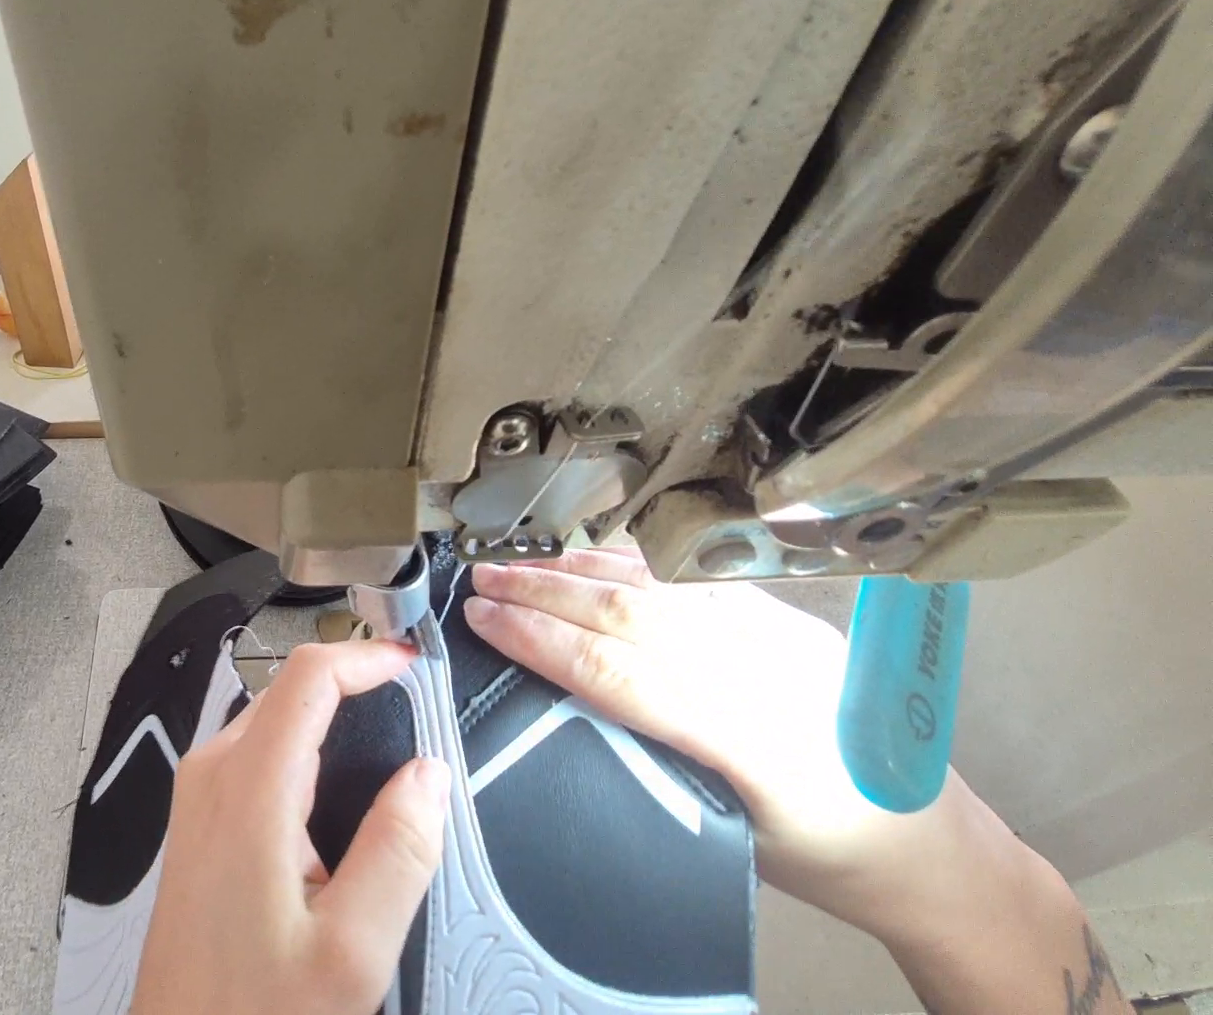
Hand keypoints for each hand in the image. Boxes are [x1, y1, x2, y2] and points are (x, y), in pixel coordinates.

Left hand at [131, 641, 450, 1014]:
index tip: (410, 662)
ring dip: (327, 710)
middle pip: (288, 690)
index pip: (307, 677)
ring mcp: (198, 795)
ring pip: (271, 717)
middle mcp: (212, 776)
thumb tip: (428, 776)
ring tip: (381, 729)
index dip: (364, 655)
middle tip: (408, 697)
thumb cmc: (249, 1011)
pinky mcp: (197, 817)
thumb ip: (398, 852)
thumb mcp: (349, 951)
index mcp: (247, 790)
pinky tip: (334, 782)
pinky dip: (303, 743)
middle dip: (351, 679)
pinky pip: (255, 752)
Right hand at [460, 552, 1022, 941]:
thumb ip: (648, 756)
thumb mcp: (723, 833)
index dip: (541, 641)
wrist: (934, 850)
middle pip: (631, 616)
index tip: (486, 622)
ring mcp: (786, 638)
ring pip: (658, 587)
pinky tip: (589, 557)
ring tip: (517, 563)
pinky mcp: (790, 621)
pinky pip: (693, 581)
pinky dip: (630, 564)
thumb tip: (564, 699)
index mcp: (753, 744)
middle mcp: (770, 676)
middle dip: (543, 593)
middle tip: (482, 581)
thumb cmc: (825, 860)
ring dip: (577, 570)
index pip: (619, 674)